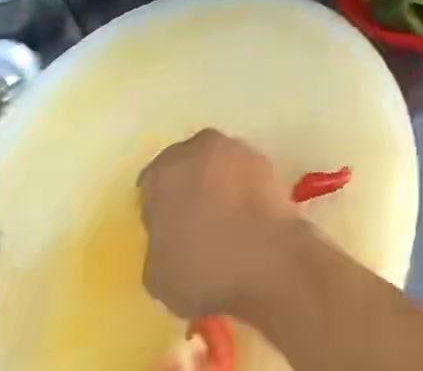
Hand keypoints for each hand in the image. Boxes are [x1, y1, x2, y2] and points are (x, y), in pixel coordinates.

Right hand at [138, 130, 302, 319]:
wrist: (269, 260)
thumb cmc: (204, 269)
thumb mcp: (156, 274)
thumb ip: (158, 242)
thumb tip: (172, 234)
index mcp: (164, 172)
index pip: (153, 183)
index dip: (158, 207)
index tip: (166, 230)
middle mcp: (200, 148)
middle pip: (188, 164)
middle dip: (189, 185)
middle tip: (194, 221)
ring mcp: (238, 150)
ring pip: (219, 165)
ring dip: (218, 183)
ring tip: (225, 220)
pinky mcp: (267, 161)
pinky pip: (245, 174)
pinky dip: (244, 189)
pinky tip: (247, 218)